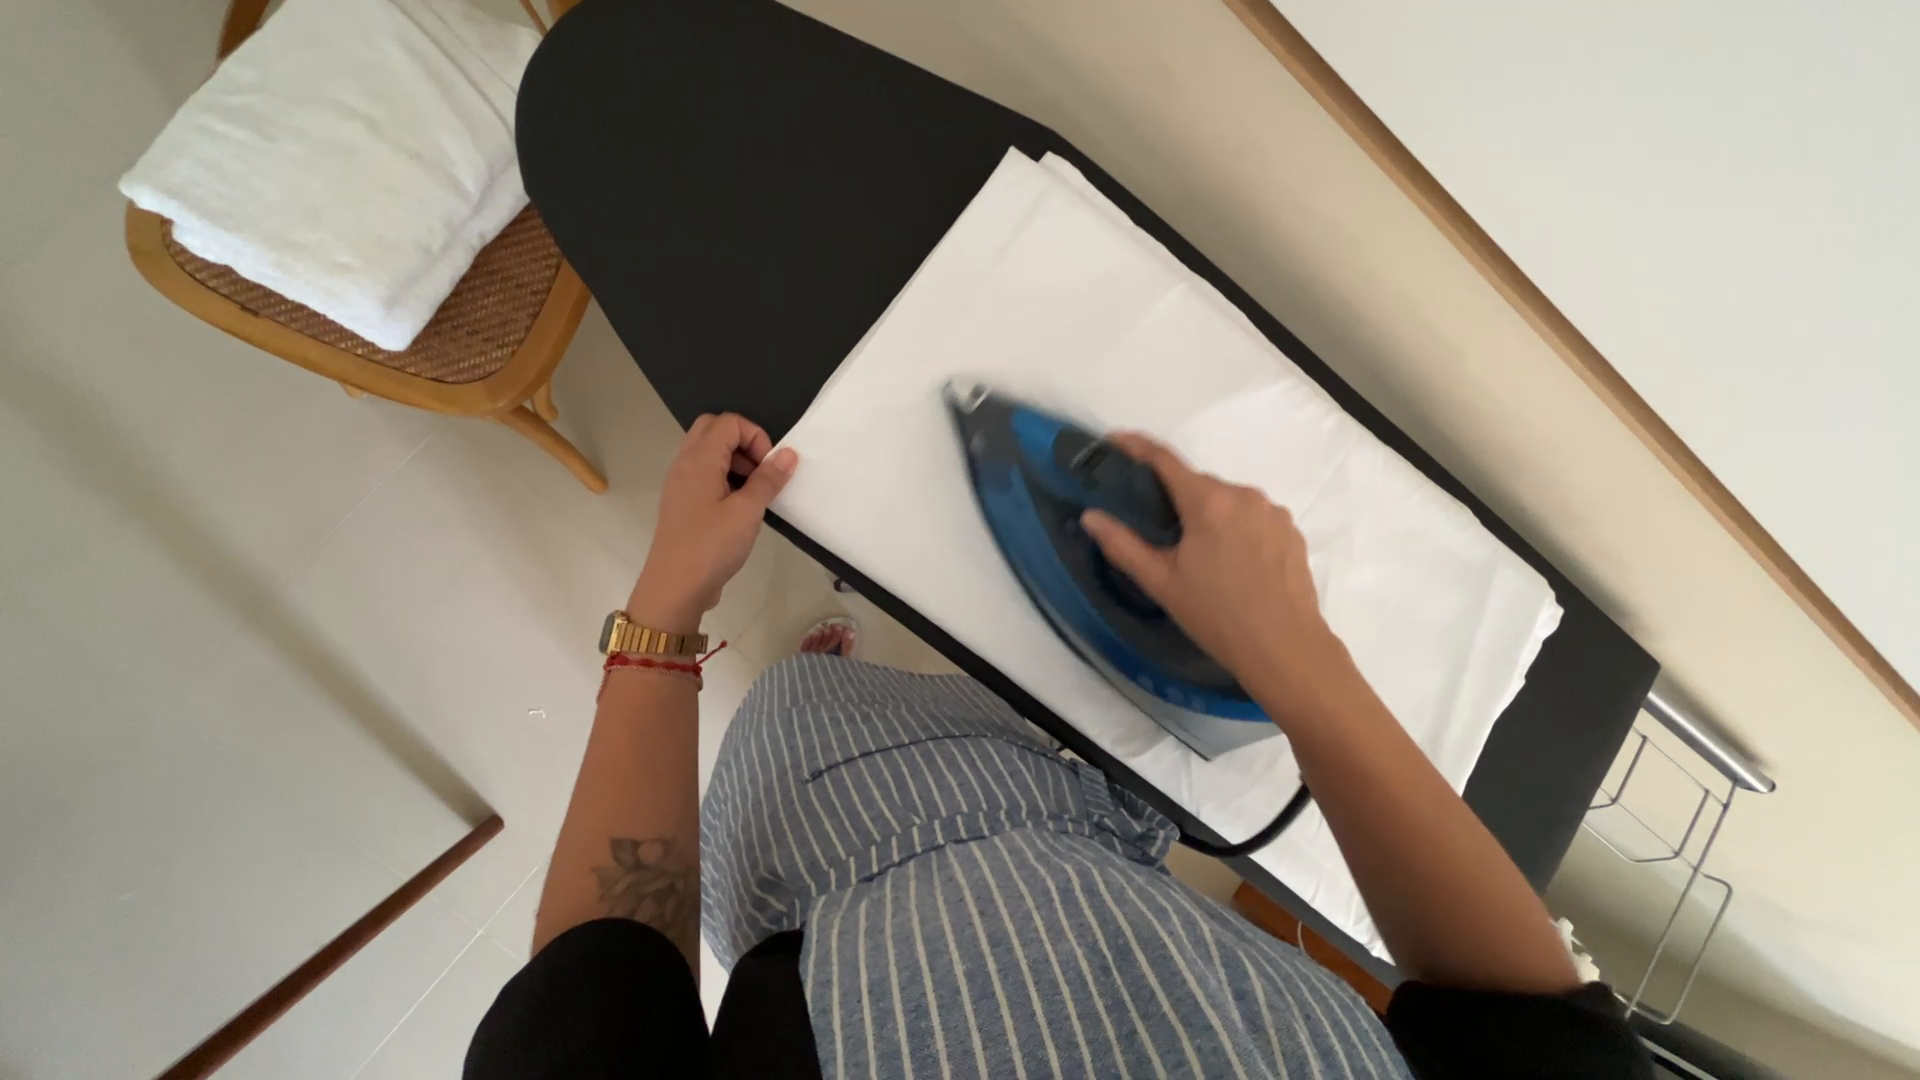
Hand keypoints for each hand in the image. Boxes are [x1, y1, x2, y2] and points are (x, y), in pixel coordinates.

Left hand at [628, 414, 796, 631]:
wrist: (674, 587)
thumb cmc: (712, 546)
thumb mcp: (748, 512)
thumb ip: (768, 480)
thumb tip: (788, 454)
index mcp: (699, 460)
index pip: (729, 422)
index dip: (756, 437)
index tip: (769, 468)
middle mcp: (684, 464)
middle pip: (713, 429)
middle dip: (743, 442)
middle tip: (760, 472)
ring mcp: (679, 483)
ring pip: (706, 451)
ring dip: (733, 460)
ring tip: (752, 491)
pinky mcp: (681, 501)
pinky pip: (702, 472)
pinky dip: (723, 476)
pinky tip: (737, 505)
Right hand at [1080, 433, 1363, 728]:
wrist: (1286, 649)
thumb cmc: (1217, 616)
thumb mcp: (1161, 582)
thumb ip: (1123, 544)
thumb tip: (1090, 516)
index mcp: (1208, 502)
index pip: (1165, 460)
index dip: (1136, 446)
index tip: (1115, 440)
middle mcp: (1244, 495)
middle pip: (1198, 484)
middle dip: (1175, 498)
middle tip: (1156, 529)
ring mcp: (1272, 512)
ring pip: (1226, 502)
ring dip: (1207, 515)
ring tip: (1199, 556)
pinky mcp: (1291, 531)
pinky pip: (1252, 517)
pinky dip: (1235, 529)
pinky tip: (1231, 563)